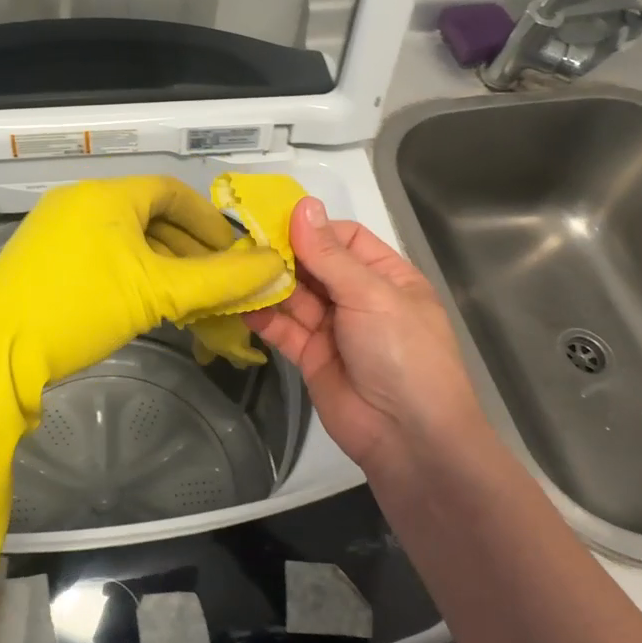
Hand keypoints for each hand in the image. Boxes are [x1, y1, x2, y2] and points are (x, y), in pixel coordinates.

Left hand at [0, 174, 287, 411]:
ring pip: (123, 239)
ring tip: (186, 300)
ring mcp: (53, 231)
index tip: (235, 254)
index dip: (209, 221)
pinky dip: (129, 274)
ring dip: (161, 265)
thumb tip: (276, 267)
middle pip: (148, 215)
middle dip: (188, 249)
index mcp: (105, 196)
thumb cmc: (80, 308)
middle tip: (216, 283)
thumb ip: (221, 280)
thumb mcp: (158, 293)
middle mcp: (77, 203)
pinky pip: (98, 256)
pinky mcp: (38, 261)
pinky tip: (143, 306)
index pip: (172, 192)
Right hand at [245, 197, 484, 476]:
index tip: (271, 220)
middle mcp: (359, 298)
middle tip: (240, 240)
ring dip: (268, 283)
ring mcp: (334, 329)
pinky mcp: (312, 357)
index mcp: (387, 276)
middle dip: (282, 254)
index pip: (344, 239)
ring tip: (232, 266)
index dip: (311, 228)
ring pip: (295, 297)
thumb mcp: (371, 295)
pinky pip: (283, 330)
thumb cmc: (402, 353)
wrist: (409, 437)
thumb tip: (303, 205)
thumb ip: (329, 255)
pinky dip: (262, 316)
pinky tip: (238, 301)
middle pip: (314, 265)